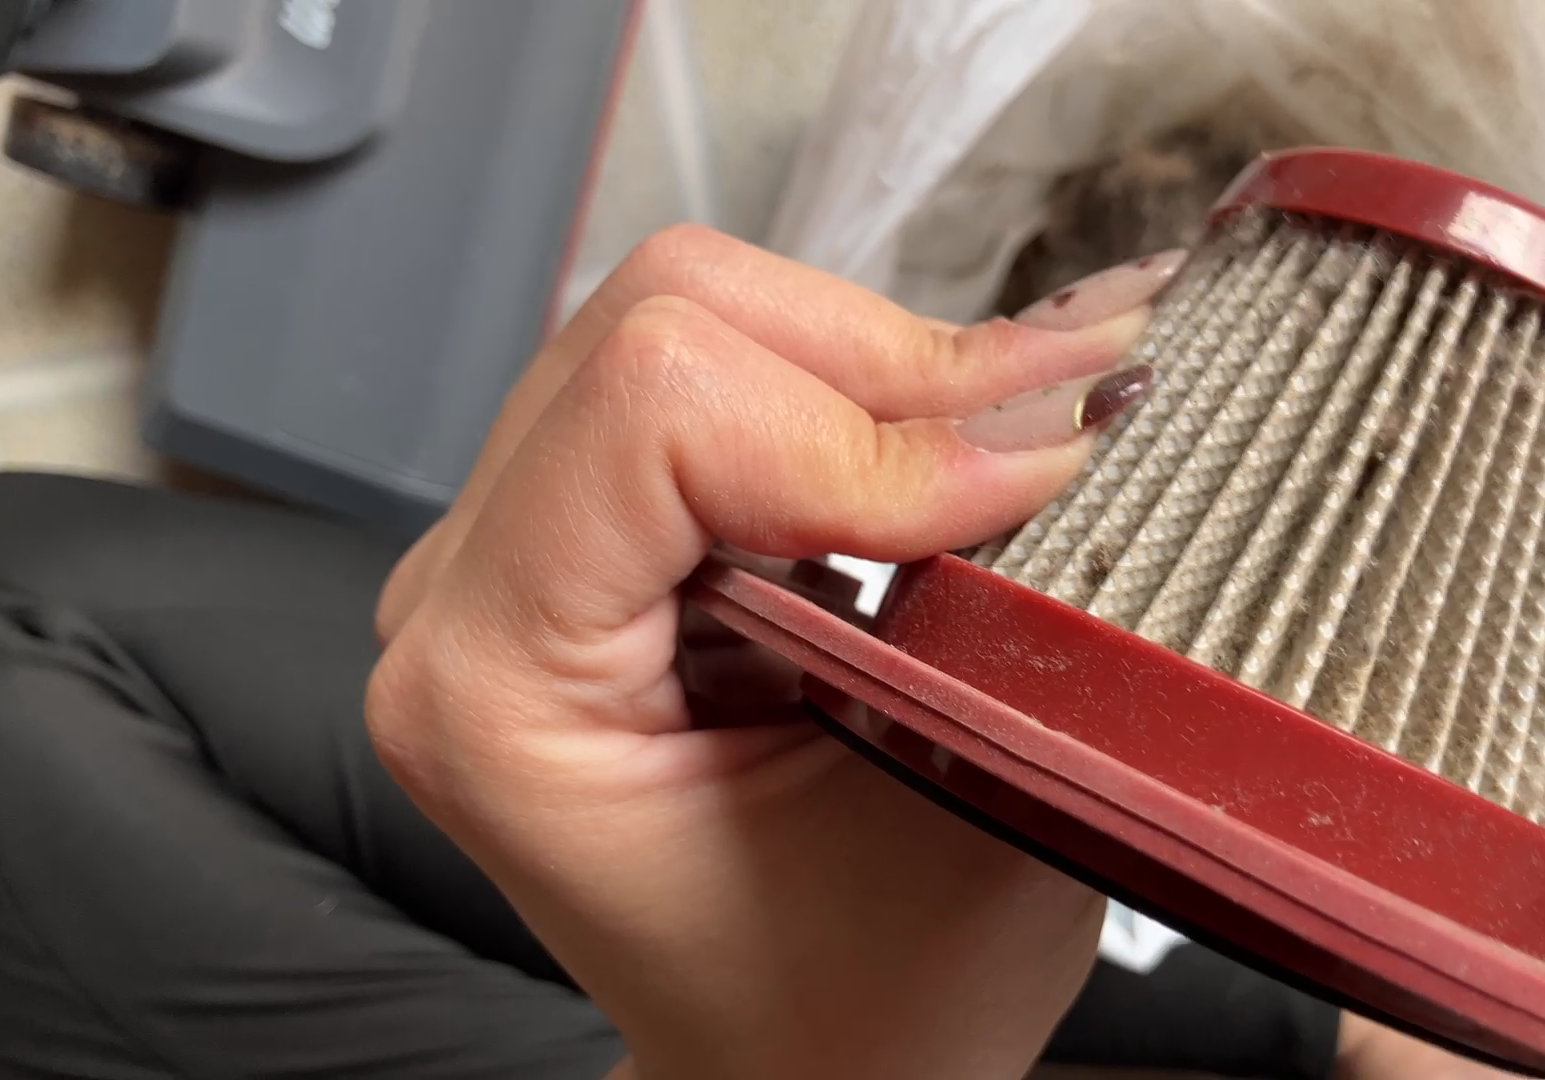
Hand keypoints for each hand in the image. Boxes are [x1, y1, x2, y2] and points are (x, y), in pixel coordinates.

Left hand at [366, 225, 1175, 1079]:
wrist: (806, 1032)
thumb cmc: (862, 991)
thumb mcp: (961, 823)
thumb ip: (1014, 613)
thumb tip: (1060, 419)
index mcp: (499, 682)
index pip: (660, 409)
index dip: (872, 435)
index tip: (1024, 481)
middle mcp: (483, 585)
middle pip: (670, 320)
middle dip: (893, 363)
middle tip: (1048, 412)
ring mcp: (540, 536)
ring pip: (701, 318)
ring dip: (883, 362)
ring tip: (1012, 417)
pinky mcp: (610, 521)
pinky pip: (721, 370)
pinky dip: (856, 383)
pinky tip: (946, 429)